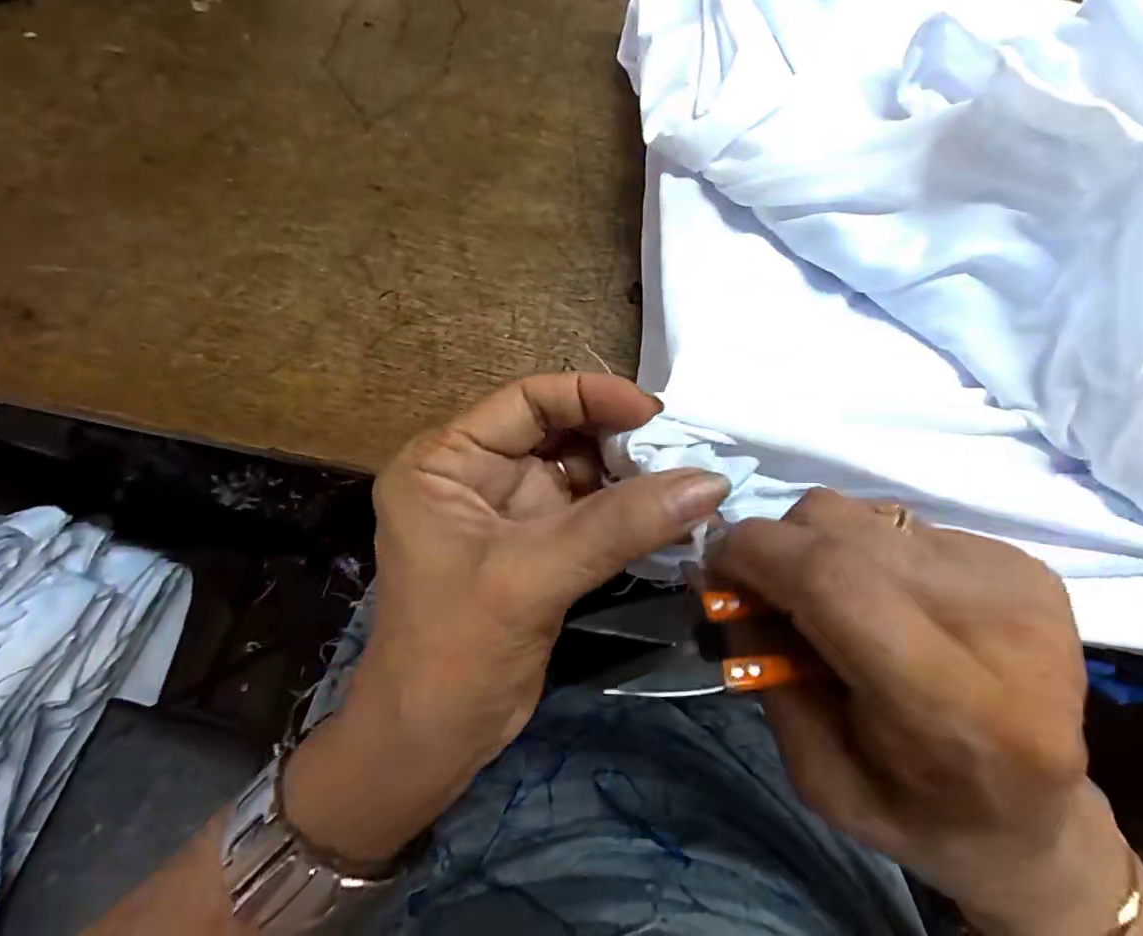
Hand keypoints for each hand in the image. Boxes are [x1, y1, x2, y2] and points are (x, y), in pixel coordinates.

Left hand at [282, 373, 730, 863]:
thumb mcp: (533, 576)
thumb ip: (620, 525)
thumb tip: (710, 481)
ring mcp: (514, 513)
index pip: (528, 401)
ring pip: (586, 472)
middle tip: (684, 450)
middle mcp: (479, 475)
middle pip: (564, 432)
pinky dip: (634, 512)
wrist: (432, 745)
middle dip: (622, 438)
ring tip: (691, 479)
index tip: (655, 414)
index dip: (593, 396)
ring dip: (635, 476)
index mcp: (447, 462)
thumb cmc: (454, 652)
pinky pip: (597, 513)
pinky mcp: (543, 549)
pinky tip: (675, 513)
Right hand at [708, 489, 1142, 935]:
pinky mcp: (1026, 562)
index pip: (836, 582)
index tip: (717, 563)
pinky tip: (893, 602)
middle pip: (848, 529)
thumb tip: (730, 579)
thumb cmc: (920, 815)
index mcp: (952, 707)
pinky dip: (876, 552)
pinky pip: (910, 526)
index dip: (760, 554)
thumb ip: (769, 670)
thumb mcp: (820, 776)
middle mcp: (996, 625)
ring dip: (828, 547)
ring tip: (837, 602)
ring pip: (873, 515)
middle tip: (766, 588)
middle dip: (782, 544)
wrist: (1040, 817)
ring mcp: (1017, 582)